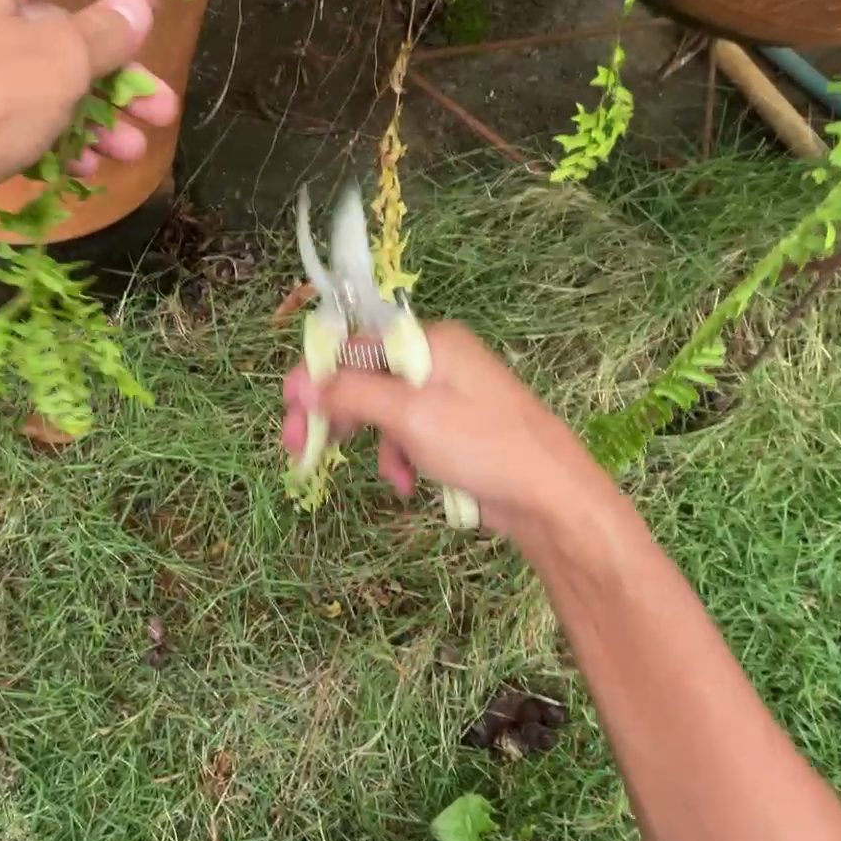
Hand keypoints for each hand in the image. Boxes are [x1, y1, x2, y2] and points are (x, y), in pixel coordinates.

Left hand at [0, 0, 180, 216]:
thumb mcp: (58, 61)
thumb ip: (106, 33)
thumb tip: (138, 9)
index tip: (156, 13)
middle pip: (55, 23)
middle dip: (115, 74)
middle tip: (159, 110)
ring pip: (33, 73)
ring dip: (88, 114)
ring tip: (130, 152)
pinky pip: (2, 104)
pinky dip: (42, 129)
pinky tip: (80, 167)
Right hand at [281, 322, 613, 538]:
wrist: (552, 498)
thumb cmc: (483, 446)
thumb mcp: (409, 416)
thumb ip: (351, 394)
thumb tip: (299, 383)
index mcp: (429, 343)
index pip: (354, 347)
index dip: (316, 376)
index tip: (288, 408)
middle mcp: (434, 361)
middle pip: (362, 380)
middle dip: (334, 417)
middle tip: (299, 449)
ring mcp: (444, 395)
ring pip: (380, 412)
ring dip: (374, 445)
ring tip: (390, 476)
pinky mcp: (450, 427)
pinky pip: (404, 435)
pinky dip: (399, 458)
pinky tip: (410, 482)